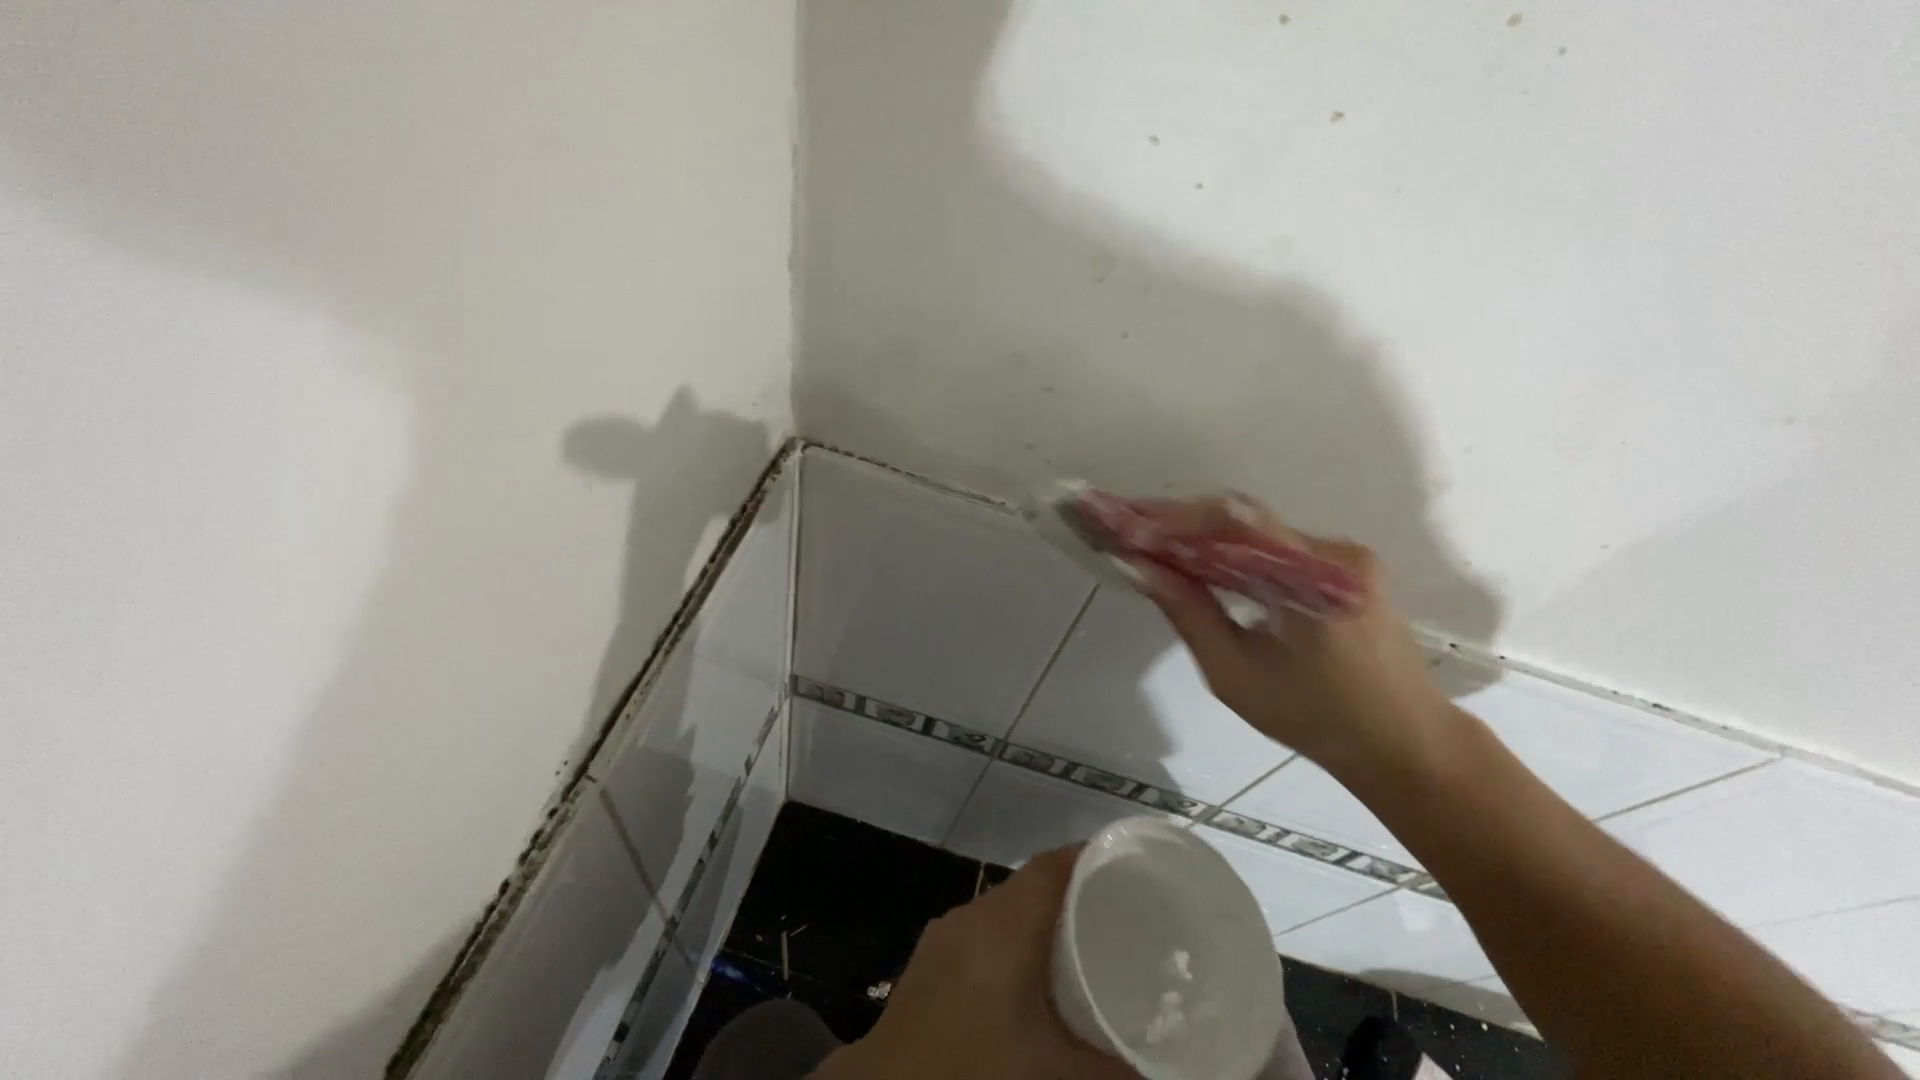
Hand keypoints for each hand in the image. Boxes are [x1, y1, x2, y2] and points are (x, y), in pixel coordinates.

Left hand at [812, 848, 1133, 1079]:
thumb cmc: (974, 1064)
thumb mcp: (1051, 1068)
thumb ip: (1110, 1066)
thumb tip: (1155, 1072)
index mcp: (1005, 924)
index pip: (1052, 866)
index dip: (1089, 857)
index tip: (1129, 867)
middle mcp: (973, 915)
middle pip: (1029, 883)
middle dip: (1072, 891)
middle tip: (1117, 914)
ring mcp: (945, 934)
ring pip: (1002, 907)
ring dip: (1037, 917)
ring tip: (1078, 942)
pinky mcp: (929, 957)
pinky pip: (980, 929)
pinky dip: (1009, 939)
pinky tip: (1026, 975)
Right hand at [1124, 496, 1451, 778]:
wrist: (1405, 740)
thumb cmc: (1316, 720)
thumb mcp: (1236, 676)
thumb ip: (1189, 614)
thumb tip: (1141, 567)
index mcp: (1313, 582)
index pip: (1231, 524)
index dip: (1171, 517)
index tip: (1121, 518)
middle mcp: (1334, 553)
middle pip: (1243, 521)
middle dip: (1179, 522)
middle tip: (1125, 527)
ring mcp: (1345, 555)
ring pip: (1258, 531)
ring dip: (1204, 535)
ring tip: (1150, 542)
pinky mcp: (1347, 565)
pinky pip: (1276, 546)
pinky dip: (1233, 549)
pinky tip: (1199, 560)